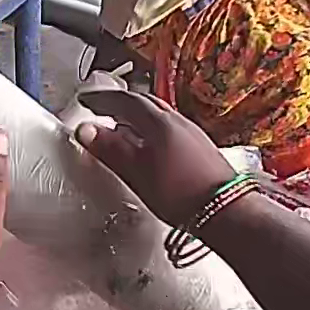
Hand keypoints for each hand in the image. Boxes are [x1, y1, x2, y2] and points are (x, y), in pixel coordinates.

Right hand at [73, 89, 237, 225]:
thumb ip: (110, 148)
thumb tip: (84, 129)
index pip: (125, 101)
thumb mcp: (136, 172)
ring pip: (156, 114)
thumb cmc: (178, 193)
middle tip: (98, 108)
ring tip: (116, 126)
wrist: (226, 211)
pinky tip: (143, 144)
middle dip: (118, 103)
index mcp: (159, 123)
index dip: (102, 98)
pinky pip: (166, 127)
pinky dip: (147, 127)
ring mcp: (190, 133)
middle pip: (143, 102)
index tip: (84, 99)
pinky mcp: (197, 147)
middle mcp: (177, 121)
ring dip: (134, 115)